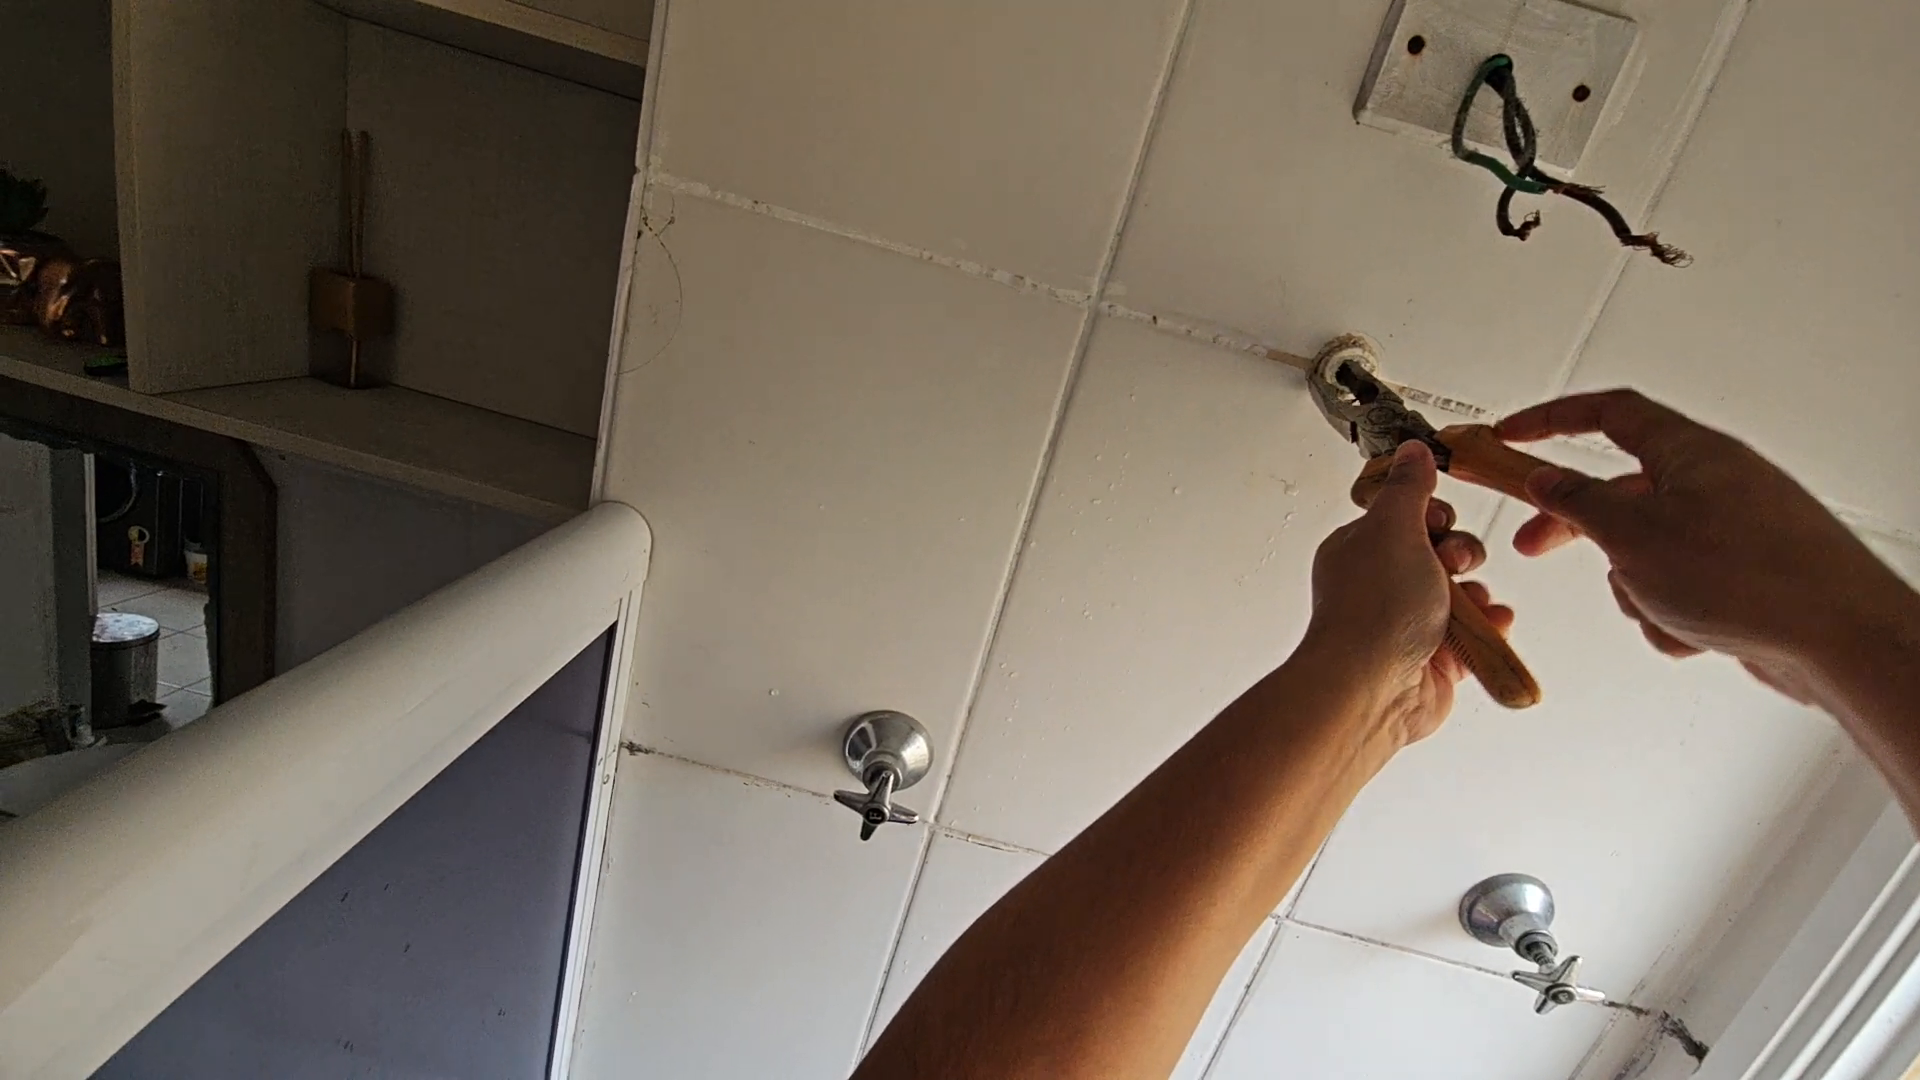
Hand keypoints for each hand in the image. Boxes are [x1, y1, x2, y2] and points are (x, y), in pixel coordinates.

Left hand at [1305, 441, 1513, 746]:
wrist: (1374, 684)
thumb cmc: (1374, 609)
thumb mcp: (1392, 529)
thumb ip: (1407, 489)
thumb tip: (1411, 451)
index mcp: (1357, 548)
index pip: (1405, 515)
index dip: (1430, 515)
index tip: (1434, 522)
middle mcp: (1377, 582)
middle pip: (1440, 549)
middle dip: (1458, 553)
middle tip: (1450, 564)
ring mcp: (1405, 619)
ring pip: (1461, 590)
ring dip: (1474, 592)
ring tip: (1464, 603)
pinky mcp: (1432, 655)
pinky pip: (1475, 631)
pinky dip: (1487, 626)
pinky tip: (1488, 624)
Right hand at [1497, 389, 1908, 700]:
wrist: (1845, 644)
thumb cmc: (1754, 579)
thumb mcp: (1630, 532)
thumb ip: (1575, 500)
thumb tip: (1545, 480)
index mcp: (1693, 455)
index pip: (1609, 413)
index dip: (1551, 418)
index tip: (1511, 433)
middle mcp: (1715, 483)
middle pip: (1616, 488)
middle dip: (1573, 522)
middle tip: (1535, 541)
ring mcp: (1731, 527)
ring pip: (1640, 543)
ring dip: (1628, 579)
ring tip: (1650, 602)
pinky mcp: (1743, 570)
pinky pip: (1673, 580)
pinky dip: (1664, 606)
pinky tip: (1684, 624)